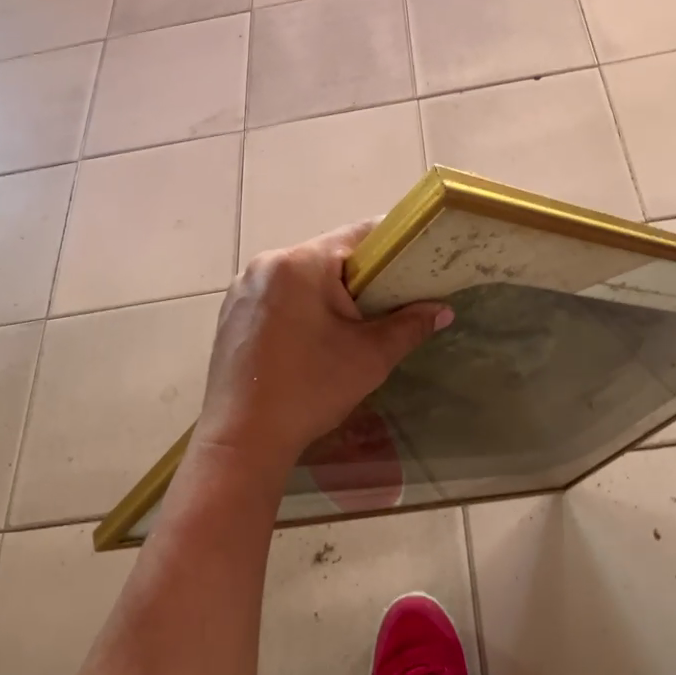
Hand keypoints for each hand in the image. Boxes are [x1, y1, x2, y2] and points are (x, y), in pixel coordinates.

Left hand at [193, 220, 452, 471]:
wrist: (242, 440)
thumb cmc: (309, 390)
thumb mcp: (370, 357)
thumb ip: (410, 326)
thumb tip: (443, 310)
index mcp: (300, 263)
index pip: (359, 234)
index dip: (394, 246)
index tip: (417, 263)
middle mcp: (267, 263)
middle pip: (329, 255)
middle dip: (361, 277)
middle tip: (391, 302)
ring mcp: (243, 287)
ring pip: (302, 276)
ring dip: (329, 293)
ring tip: (353, 326)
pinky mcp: (232, 311)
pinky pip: (278, 295)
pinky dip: (301, 307)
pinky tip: (312, 340)